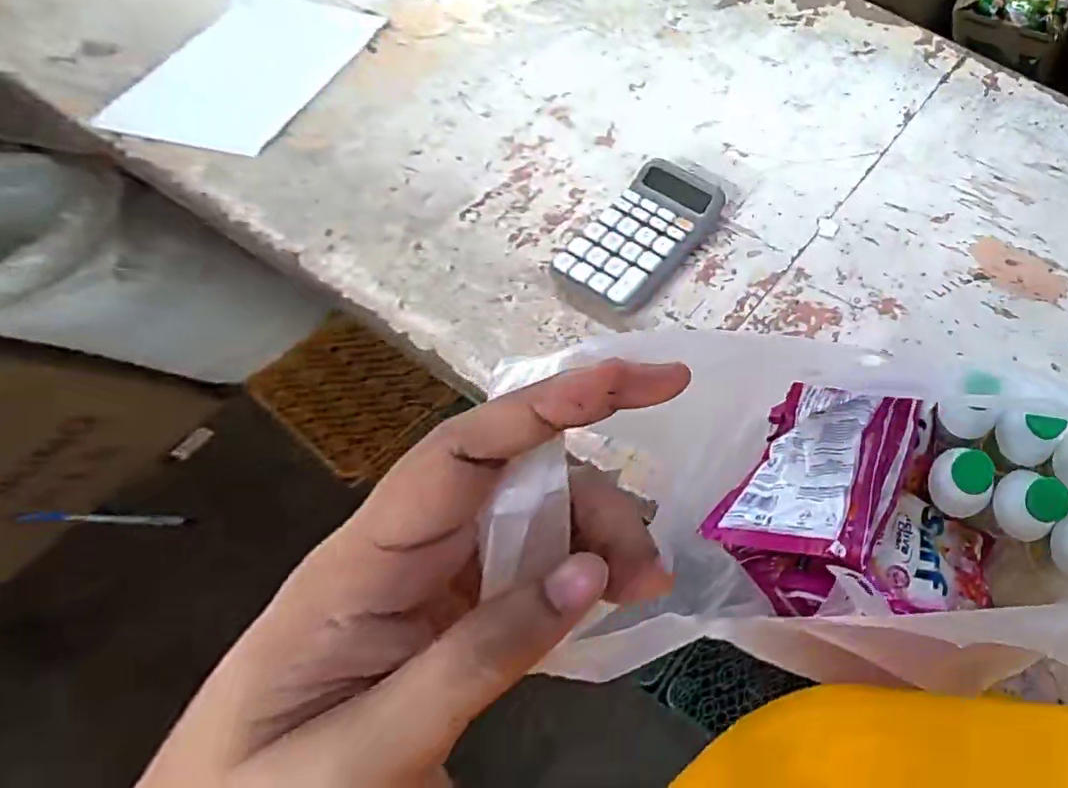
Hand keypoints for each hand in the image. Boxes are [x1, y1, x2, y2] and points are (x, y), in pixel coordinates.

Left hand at [138, 359, 691, 787]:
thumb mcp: (356, 755)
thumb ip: (474, 662)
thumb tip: (592, 570)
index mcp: (362, 563)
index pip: (460, 451)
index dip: (544, 404)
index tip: (623, 379)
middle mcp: (415, 546)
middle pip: (530, 479)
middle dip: (602, 500)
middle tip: (650, 565)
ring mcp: (450, 571)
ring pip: (555, 510)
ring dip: (611, 537)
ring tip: (644, 589)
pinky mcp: (477, 599)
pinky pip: (556, 553)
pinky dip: (602, 562)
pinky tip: (624, 592)